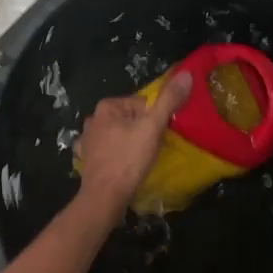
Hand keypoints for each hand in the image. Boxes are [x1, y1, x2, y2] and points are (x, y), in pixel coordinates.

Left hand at [74, 70, 192, 210]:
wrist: (104, 198)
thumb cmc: (129, 160)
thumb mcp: (153, 127)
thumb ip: (168, 101)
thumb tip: (186, 74)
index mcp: (107, 106)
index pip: (141, 104)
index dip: (155, 119)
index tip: (159, 136)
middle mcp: (93, 118)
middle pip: (129, 118)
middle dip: (141, 130)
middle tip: (150, 149)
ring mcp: (87, 139)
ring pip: (116, 134)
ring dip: (126, 142)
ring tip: (137, 159)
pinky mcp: (86, 158)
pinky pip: (104, 150)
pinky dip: (113, 155)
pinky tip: (120, 165)